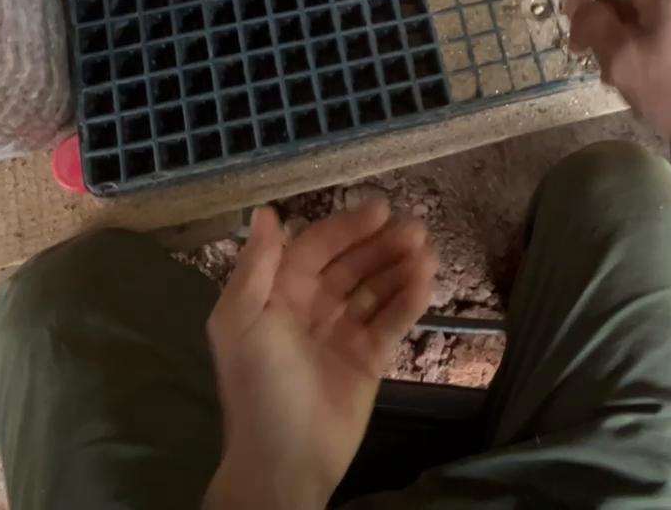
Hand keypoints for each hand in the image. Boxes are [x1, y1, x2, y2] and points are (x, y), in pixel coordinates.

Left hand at [202, 199, 437, 509]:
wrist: (284, 462)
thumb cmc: (258, 385)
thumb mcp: (242, 321)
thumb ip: (257, 264)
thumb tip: (265, 211)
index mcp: (281, 291)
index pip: (319, 247)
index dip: (348, 226)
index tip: (382, 209)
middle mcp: (313, 305)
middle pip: (353, 263)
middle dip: (382, 244)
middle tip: (416, 229)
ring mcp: (343, 331)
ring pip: (376, 288)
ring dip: (401, 267)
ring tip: (428, 253)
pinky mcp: (369, 358)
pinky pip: (391, 321)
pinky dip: (408, 301)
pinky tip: (426, 282)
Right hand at [554, 0, 670, 253]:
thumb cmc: (667, 89)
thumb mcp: (620, 54)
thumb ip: (594, 21)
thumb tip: (580, 4)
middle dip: (594, 13)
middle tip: (573, 37)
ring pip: (635, 15)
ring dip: (608, 32)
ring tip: (592, 58)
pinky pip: (648, 31)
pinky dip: (626, 42)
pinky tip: (615, 69)